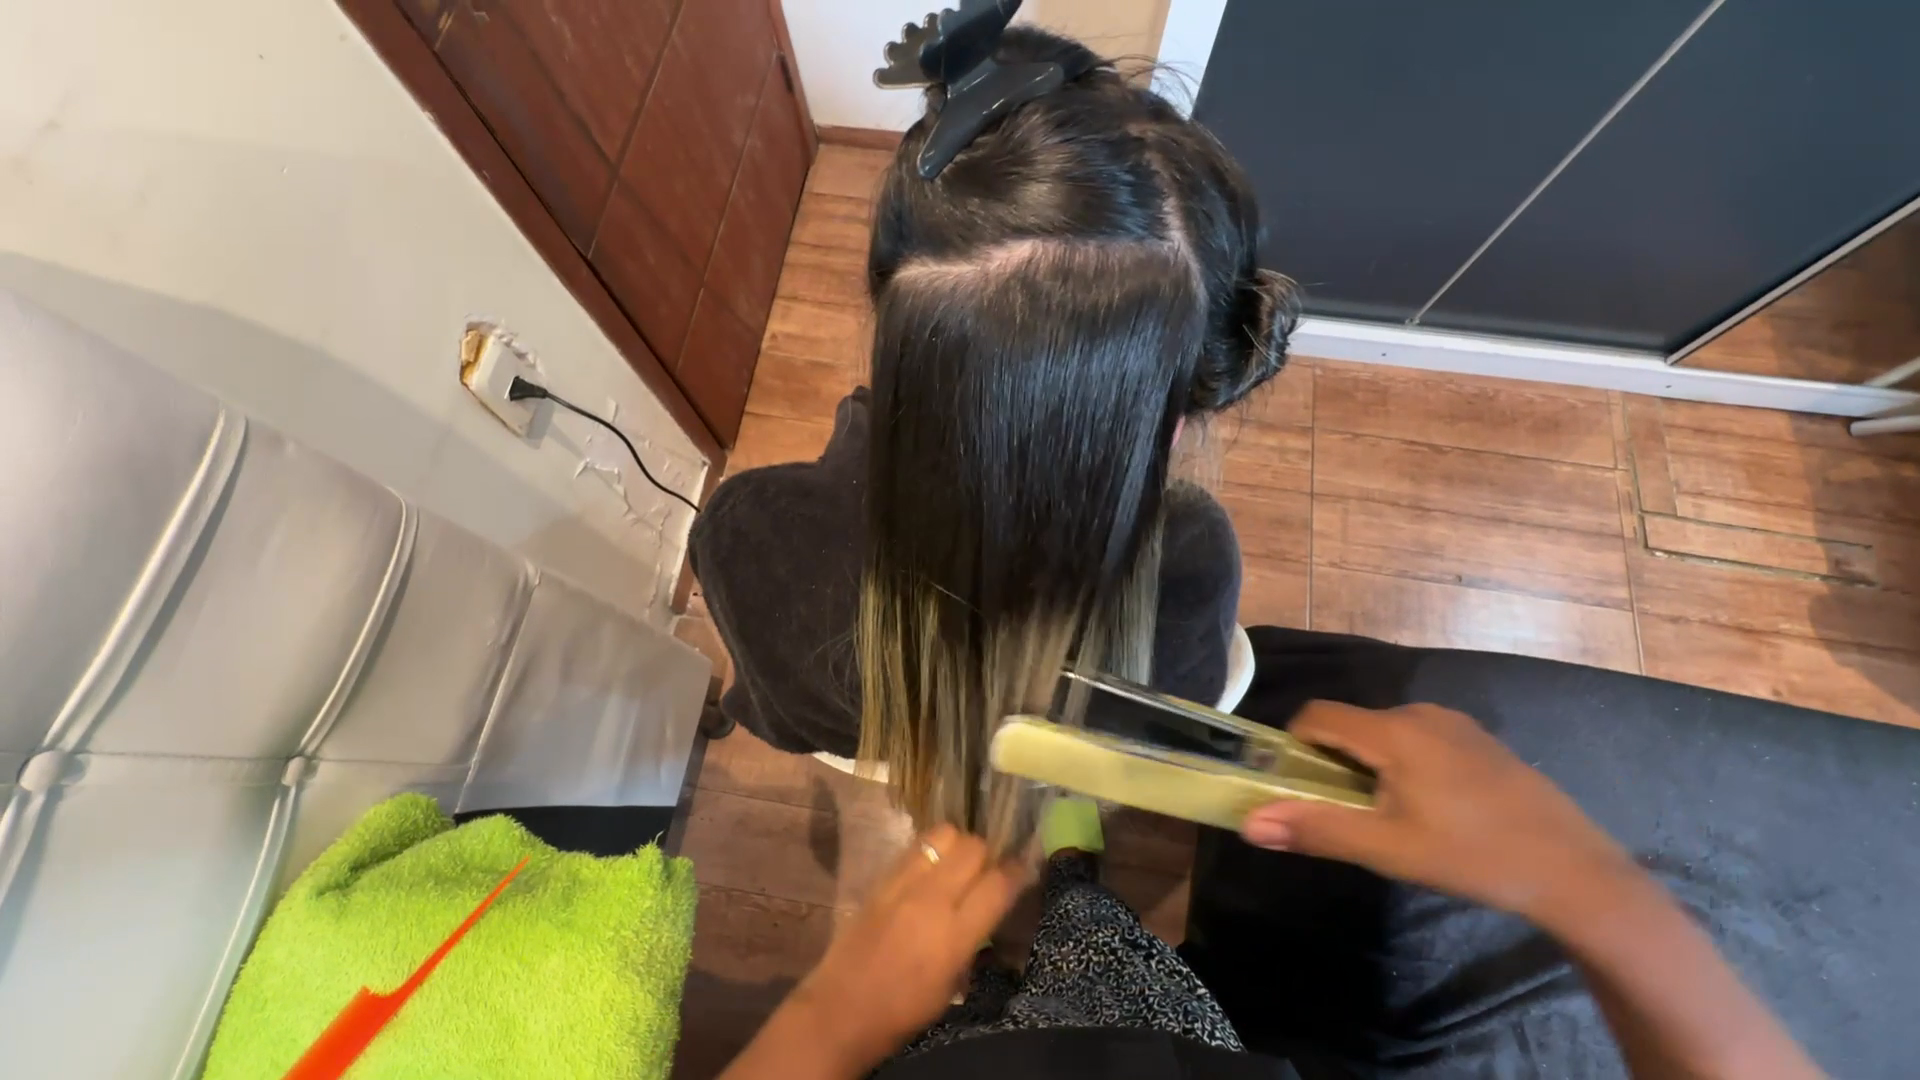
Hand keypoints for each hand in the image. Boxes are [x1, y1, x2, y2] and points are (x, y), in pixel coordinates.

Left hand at [781, 825, 1029, 1071]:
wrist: (840, 1010)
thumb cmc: (902, 1011)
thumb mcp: (951, 985)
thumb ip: (973, 941)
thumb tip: (989, 910)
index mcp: (954, 935)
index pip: (998, 884)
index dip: (1017, 871)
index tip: (1023, 868)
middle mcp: (932, 899)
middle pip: (974, 847)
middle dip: (988, 853)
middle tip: (988, 868)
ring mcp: (904, 883)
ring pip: (944, 835)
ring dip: (959, 844)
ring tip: (958, 862)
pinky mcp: (881, 878)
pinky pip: (916, 847)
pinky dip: (931, 850)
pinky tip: (931, 866)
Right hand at [1240, 702, 1638, 919]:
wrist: (1577, 872)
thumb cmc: (1473, 856)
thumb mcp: (1388, 849)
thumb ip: (1316, 829)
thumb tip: (1250, 824)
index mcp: (1393, 732)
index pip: (1317, 715)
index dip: (1294, 744)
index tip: (1297, 783)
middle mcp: (1420, 714)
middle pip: (1350, 725)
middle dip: (1333, 761)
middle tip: (1345, 811)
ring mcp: (1455, 724)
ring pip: (1383, 733)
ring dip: (1369, 764)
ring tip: (1389, 815)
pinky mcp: (1480, 740)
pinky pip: (1417, 738)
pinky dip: (1402, 763)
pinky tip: (1432, 808)